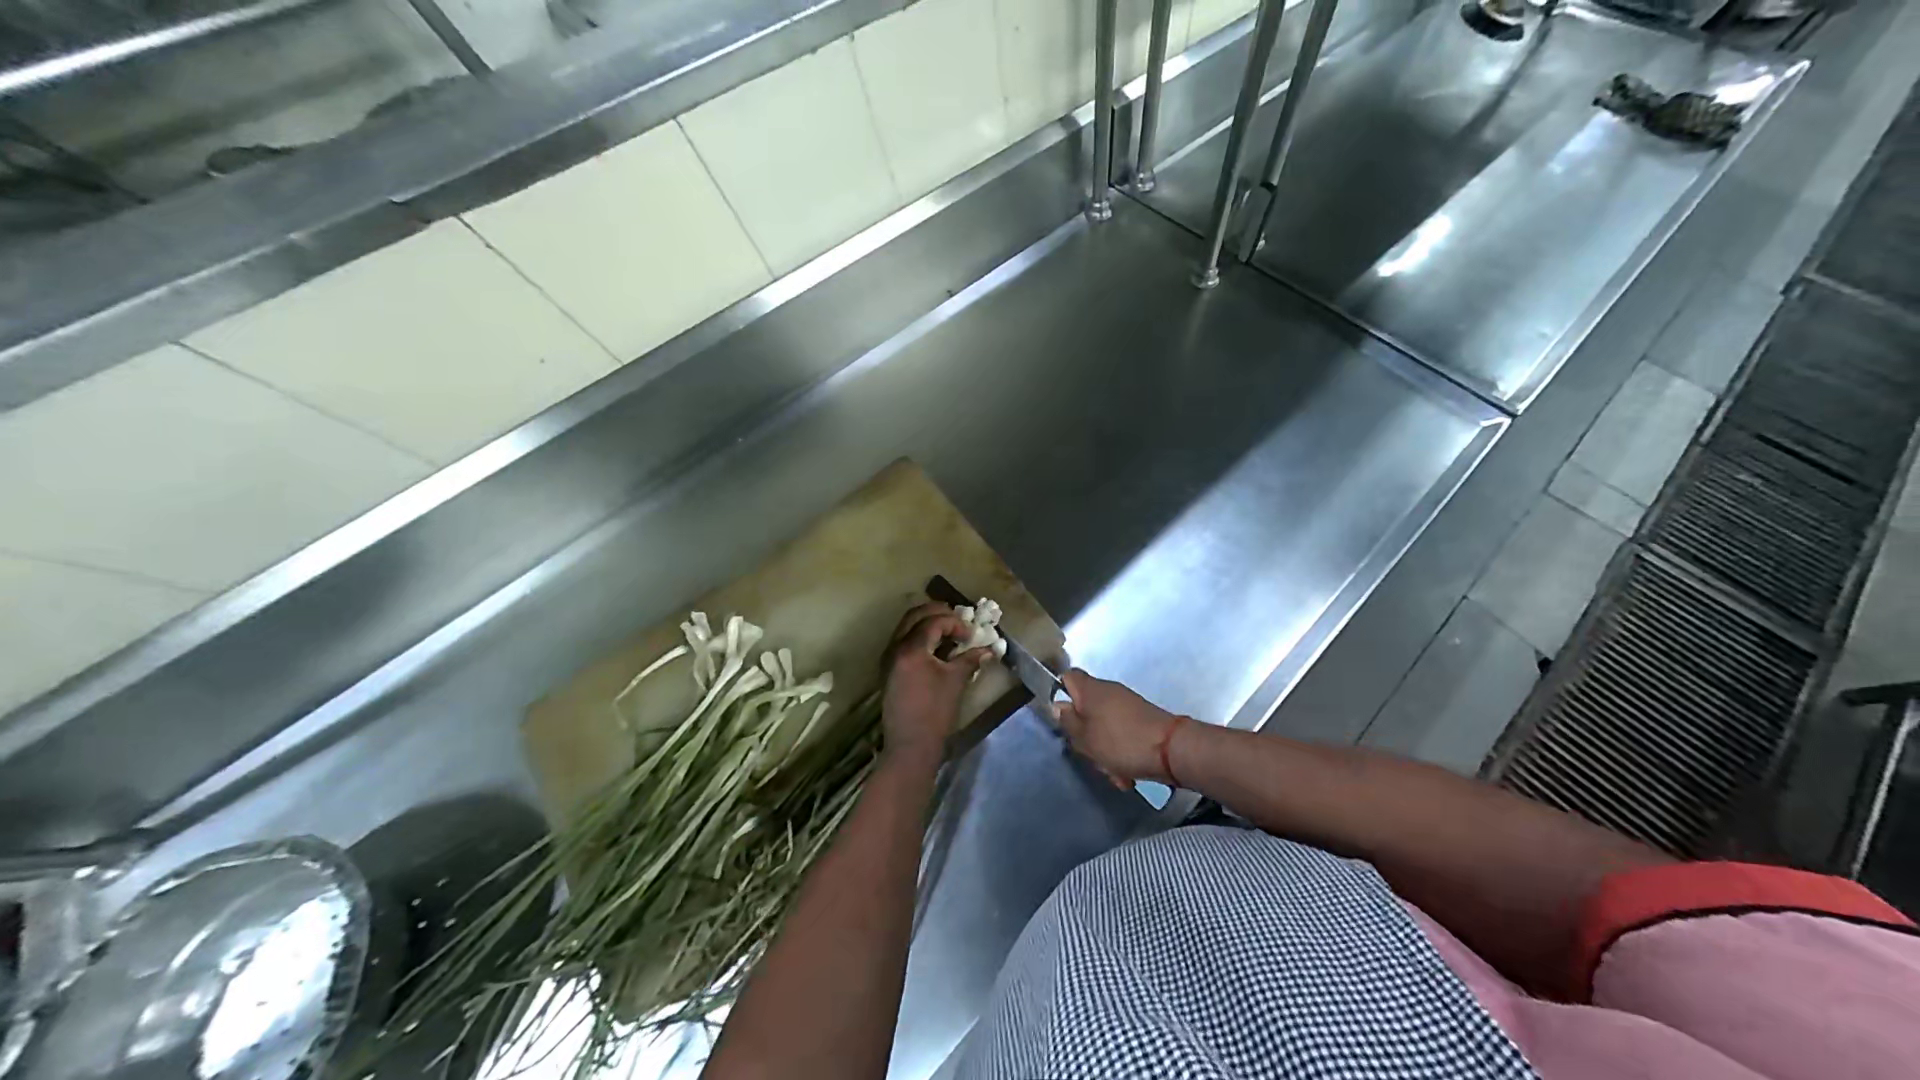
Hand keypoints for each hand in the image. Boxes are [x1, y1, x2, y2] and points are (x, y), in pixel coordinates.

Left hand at [880, 603, 992, 762]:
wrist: (911, 745)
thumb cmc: (935, 713)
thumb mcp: (956, 681)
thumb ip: (970, 659)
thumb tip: (988, 649)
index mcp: (911, 649)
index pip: (933, 622)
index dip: (955, 623)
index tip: (971, 635)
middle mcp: (895, 648)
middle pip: (914, 617)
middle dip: (937, 613)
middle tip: (958, 619)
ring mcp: (888, 659)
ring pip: (906, 628)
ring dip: (927, 624)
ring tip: (948, 631)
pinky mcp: (888, 671)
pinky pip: (902, 642)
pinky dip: (919, 637)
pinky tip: (936, 648)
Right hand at [1055, 669, 1181, 787]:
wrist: (1172, 751)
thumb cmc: (1120, 741)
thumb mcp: (1084, 737)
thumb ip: (1067, 721)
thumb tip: (1058, 706)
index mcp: (1090, 690)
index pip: (1067, 677)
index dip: (1059, 694)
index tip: (1060, 718)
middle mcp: (1108, 692)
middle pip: (1084, 708)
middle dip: (1083, 733)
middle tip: (1087, 752)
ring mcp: (1127, 706)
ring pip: (1102, 726)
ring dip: (1103, 750)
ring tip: (1111, 771)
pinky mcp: (1142, 721)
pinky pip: (1121, 735)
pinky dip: (1120, 753)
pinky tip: (1125, 774)